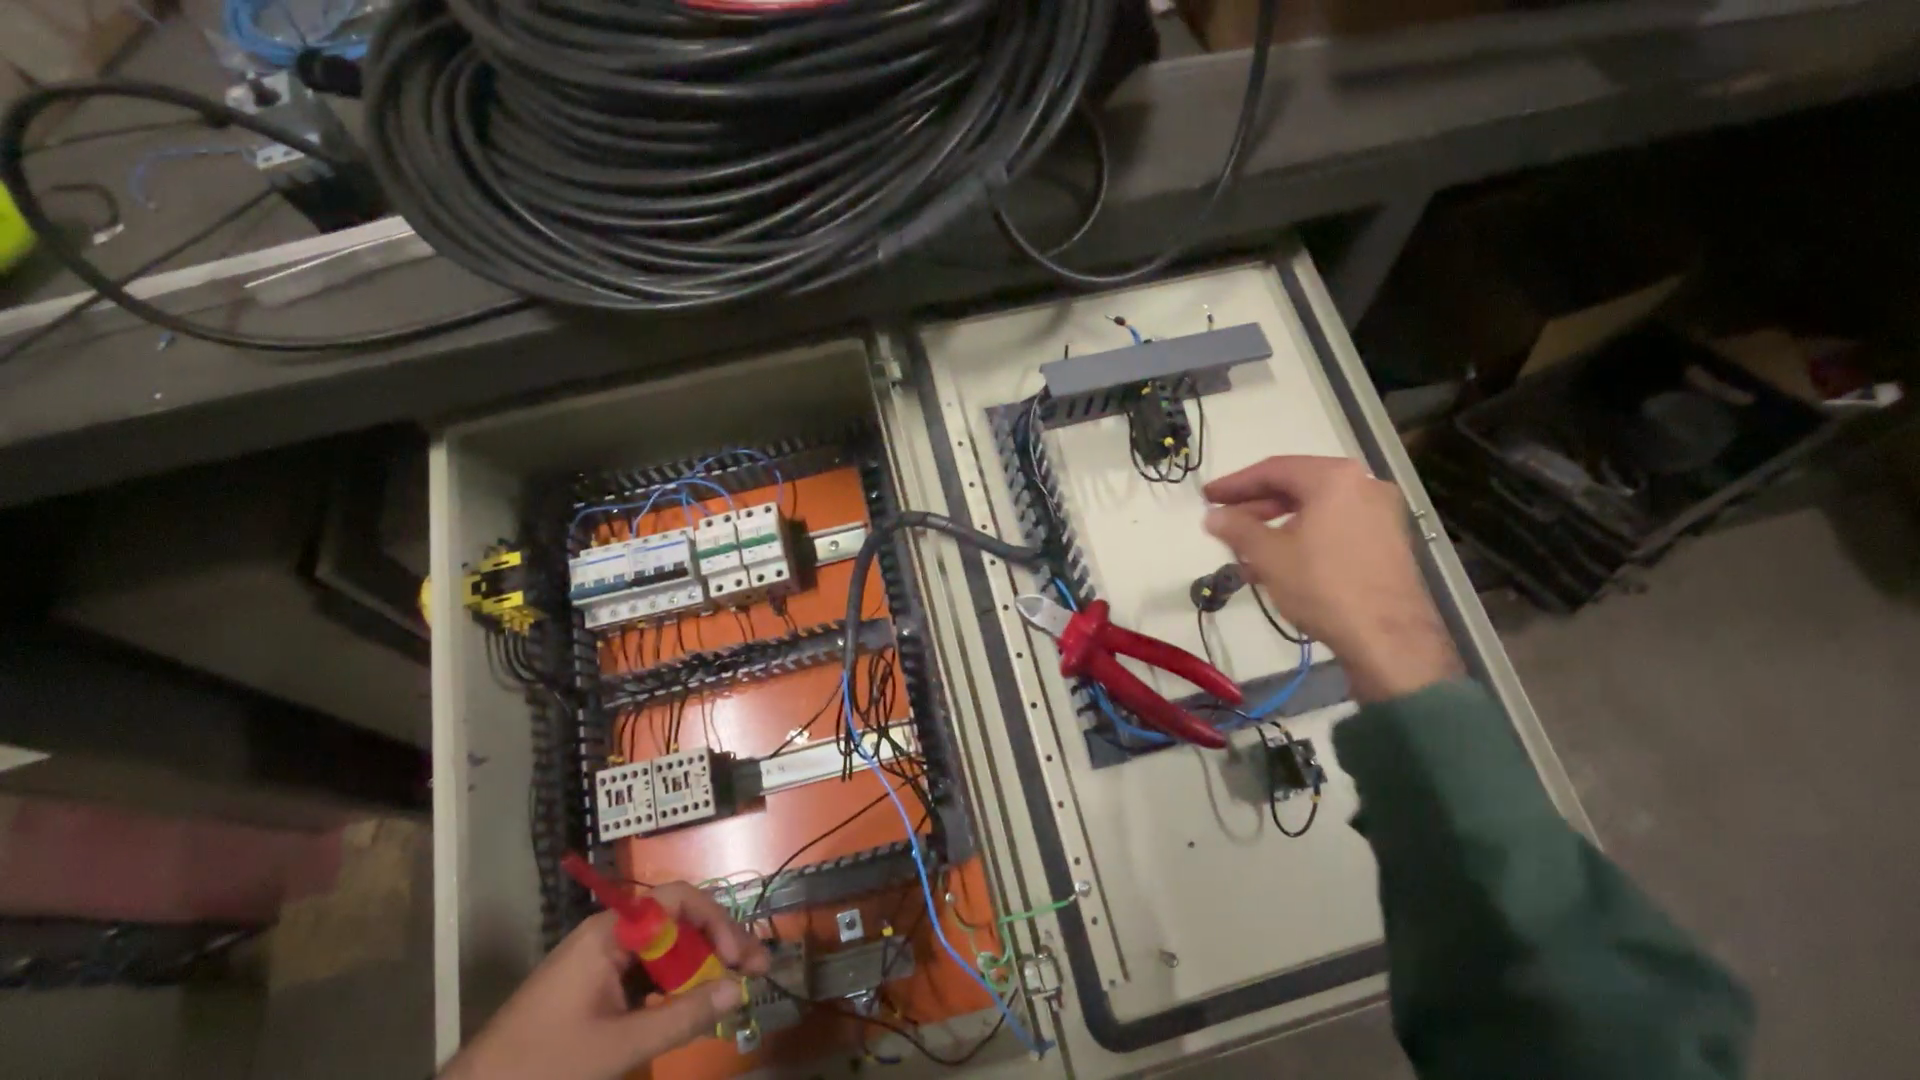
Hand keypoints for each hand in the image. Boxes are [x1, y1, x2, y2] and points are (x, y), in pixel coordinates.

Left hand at [439, 883, 771, 1079]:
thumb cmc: (543, 1064)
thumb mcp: (619, 1045)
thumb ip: (681, 1017)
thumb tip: (738, 990)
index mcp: (611, 932)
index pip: (679, 901)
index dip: (718, 923)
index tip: (742, 959)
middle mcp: (609, 935)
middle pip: (677, 923)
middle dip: (718, 945)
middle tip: (754, 974)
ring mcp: (600, 961)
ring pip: (665, 950)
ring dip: (699, 967)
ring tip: (731, 990)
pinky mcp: (595, 987)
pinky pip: (646, 973)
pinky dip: (674, 987)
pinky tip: (691, 1008)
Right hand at [1203, 455, 1461, 703]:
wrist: (1388, 637)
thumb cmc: (1323, 586)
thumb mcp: (1269, 556)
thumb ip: (1236, 528)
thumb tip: (1213, 516)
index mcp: (1335, 478)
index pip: (1274, 470)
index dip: (1235, 484)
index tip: (1207, 496)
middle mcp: (1364, 485)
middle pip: (1297, 488)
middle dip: (1256, 508)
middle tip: (1224, 523)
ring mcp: (1381, 513)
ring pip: (1316, 511)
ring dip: (1277, 528)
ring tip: (1245, 554)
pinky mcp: (1388, 541)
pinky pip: (1335, 528)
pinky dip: (1304, 538)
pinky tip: (1280, 565)